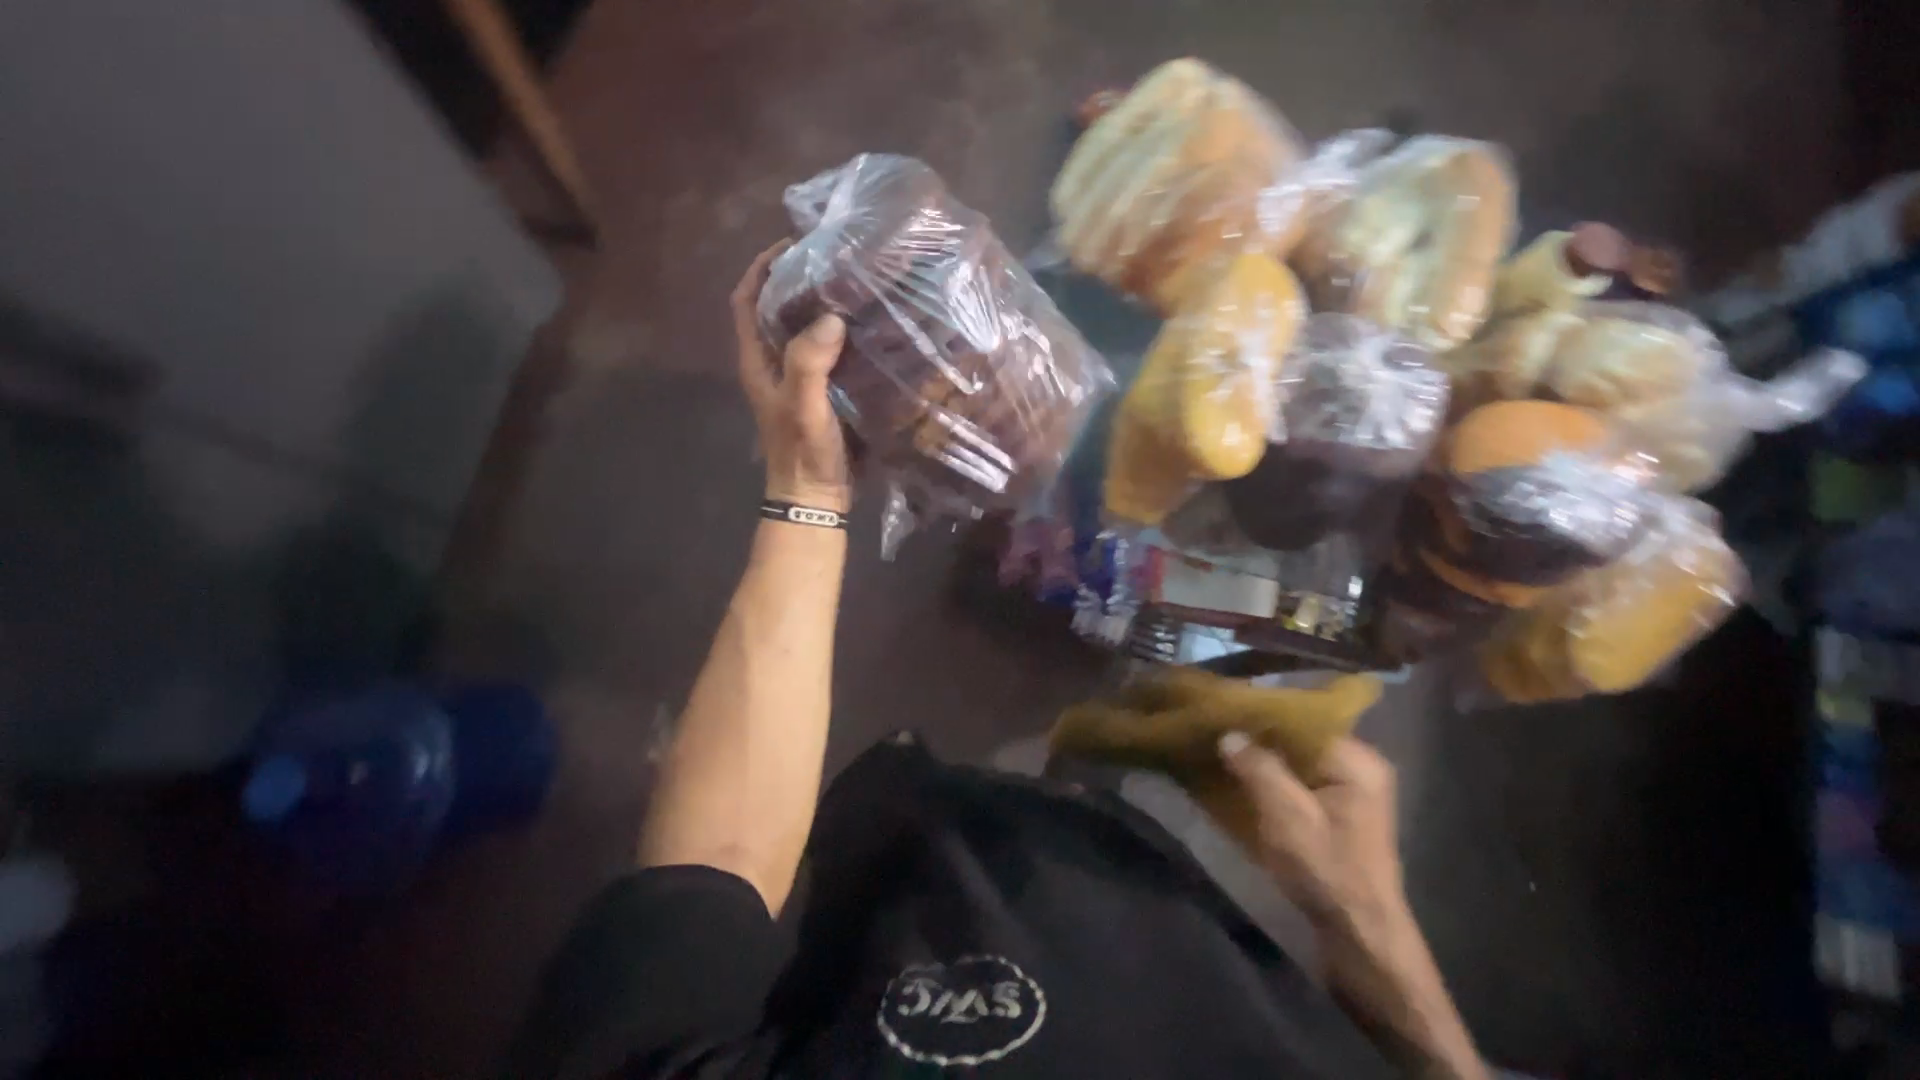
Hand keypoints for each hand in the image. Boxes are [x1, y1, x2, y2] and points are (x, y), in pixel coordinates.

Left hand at [731, 240, 853, 513]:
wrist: (815, 498)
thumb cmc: (802, 454)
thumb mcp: (804, 408)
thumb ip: (810, 364)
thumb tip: (831, 317)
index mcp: (757, 361)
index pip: (746, 301)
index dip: (760, 269)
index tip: (790, 244)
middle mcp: (773, 363)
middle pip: (776, 308)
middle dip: (797, 280)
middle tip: (832, 257)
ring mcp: (796, 377)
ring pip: (802, 328)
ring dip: (821, 304)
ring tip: (853, 281)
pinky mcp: (821, 390)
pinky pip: (827, 351)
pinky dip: (841, 333)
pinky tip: (866, 324)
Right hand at [1220, 733, 1490, 1079]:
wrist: (1360, 934)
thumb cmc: (1327, 870)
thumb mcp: (1287, 816)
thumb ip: (1259, 769)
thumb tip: (1230, 733)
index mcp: (1357, 760)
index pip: (1302, 719)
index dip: (1260, 714)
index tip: (1221, 709)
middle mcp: (1360, 767)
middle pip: (1300, 738)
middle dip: (1258, 736)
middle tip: (1215, 729)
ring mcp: (1352, 790)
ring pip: (1298, 760)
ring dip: (1263, 758)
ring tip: (1221, 749)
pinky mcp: (1339, 812)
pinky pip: (1301, 780)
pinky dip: (1274, 778)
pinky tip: (1243, 779)